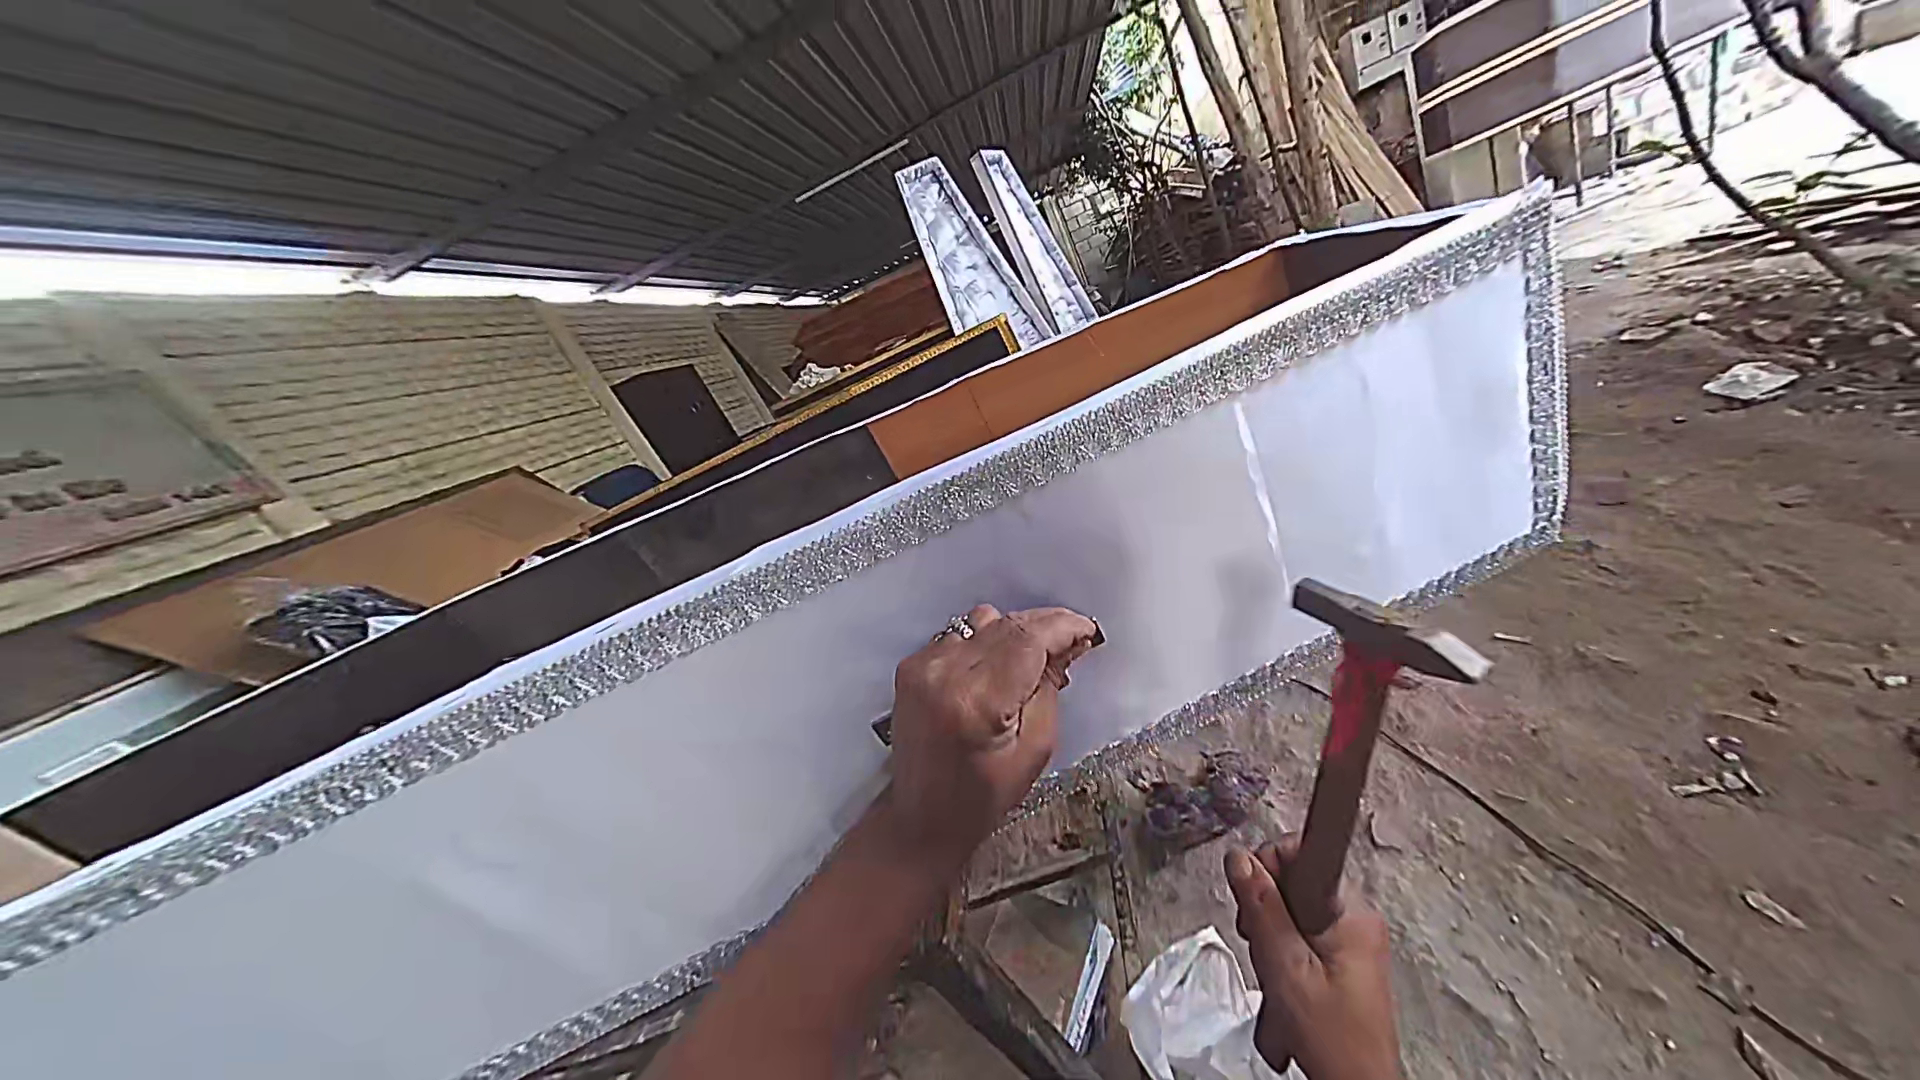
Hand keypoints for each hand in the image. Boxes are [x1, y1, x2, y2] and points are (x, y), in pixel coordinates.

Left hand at [886, 604, 1099, 864]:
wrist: (921, 816)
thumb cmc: (981, 797)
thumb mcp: (1035, 749)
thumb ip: (1048, 688)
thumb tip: (1065, 644)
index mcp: (978, 702)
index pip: (1028, 639)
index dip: (1062, 627)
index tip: (1085, 629)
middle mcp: (945, 674)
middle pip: (1007, 624)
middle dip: (1045, 627)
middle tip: (1070, 643)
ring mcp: (923, 666)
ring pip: (984, 621)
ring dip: (1014, 633)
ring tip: (1029, 663)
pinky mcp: (911, 665)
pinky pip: (960, 634)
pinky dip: (984, 643)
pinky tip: (994, 671)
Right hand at [1225, 838, 1401, 1079]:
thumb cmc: (1332, 1039)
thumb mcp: (1286, 969)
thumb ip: (1262, 909)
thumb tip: (1240, 858)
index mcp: (1350, 912)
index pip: (1300, 852)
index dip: (1268, 866)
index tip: (1254, 897)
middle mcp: (1353, 915)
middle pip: (1288, 878)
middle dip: (1263, 908)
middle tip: (1263, 946)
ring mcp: (1347, 934)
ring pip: (1286, 904)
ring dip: (1268, 933)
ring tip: (1273, 969)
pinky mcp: (1338, 951)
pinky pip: (1295, 926)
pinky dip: (1278, 946)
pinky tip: (1279, 976)